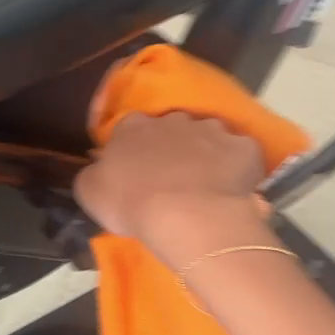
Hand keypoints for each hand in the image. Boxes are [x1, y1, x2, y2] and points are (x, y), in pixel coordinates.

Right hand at [73, 112, 274, 258]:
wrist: (188, 215)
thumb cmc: (132, 203)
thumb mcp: (90, 192)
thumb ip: (94, 173)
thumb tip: (99, 168)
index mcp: (133, 127)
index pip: (129, 129)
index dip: (132, 150)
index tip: (134, 173)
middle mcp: (173, 120)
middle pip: (171, 129)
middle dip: (171, 148)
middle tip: (169, 180)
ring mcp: (213, 130)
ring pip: (208, 138)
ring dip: (204, 155)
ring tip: (203, 187)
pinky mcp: (244, 148)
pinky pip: (240, 155)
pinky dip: (236, 168)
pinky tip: (231, 190)